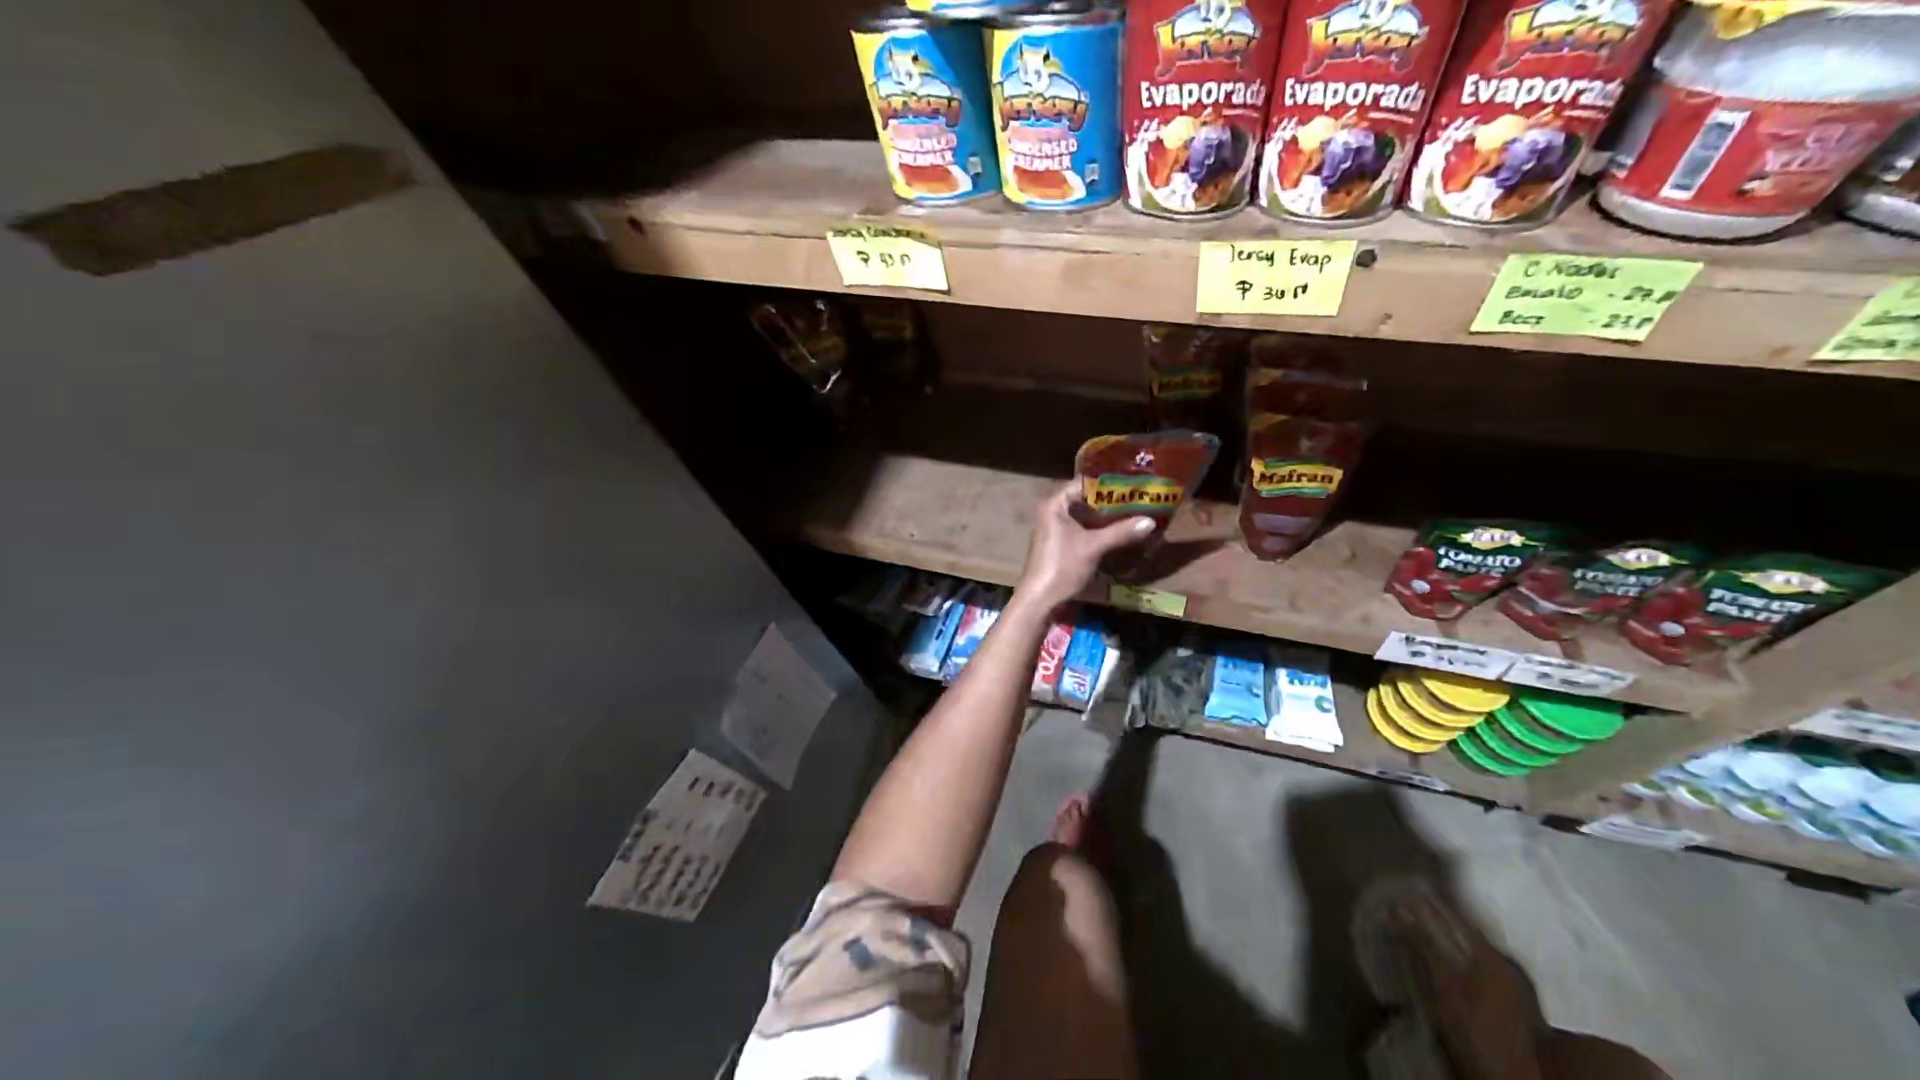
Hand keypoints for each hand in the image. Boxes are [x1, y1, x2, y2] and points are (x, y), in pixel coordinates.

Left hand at [1014, 482, 1155, 613]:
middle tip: (1138, 497)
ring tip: (1135, 512)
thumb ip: (1121, 532)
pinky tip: (1120, 532)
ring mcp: (1056, 530)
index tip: (1132, 481)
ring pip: (1086, 517)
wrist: (1040, 601)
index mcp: (1054, 505)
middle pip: (1085, 500)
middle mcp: (1053, 513)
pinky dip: (1100, 530)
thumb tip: (1150, 521)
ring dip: (1107, 517)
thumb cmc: (1062, 567)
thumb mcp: (1093, 547)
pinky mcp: (1062, 545)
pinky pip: (1084, 530)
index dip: (1107, 482)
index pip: (1083, 483)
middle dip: (1111, 501)